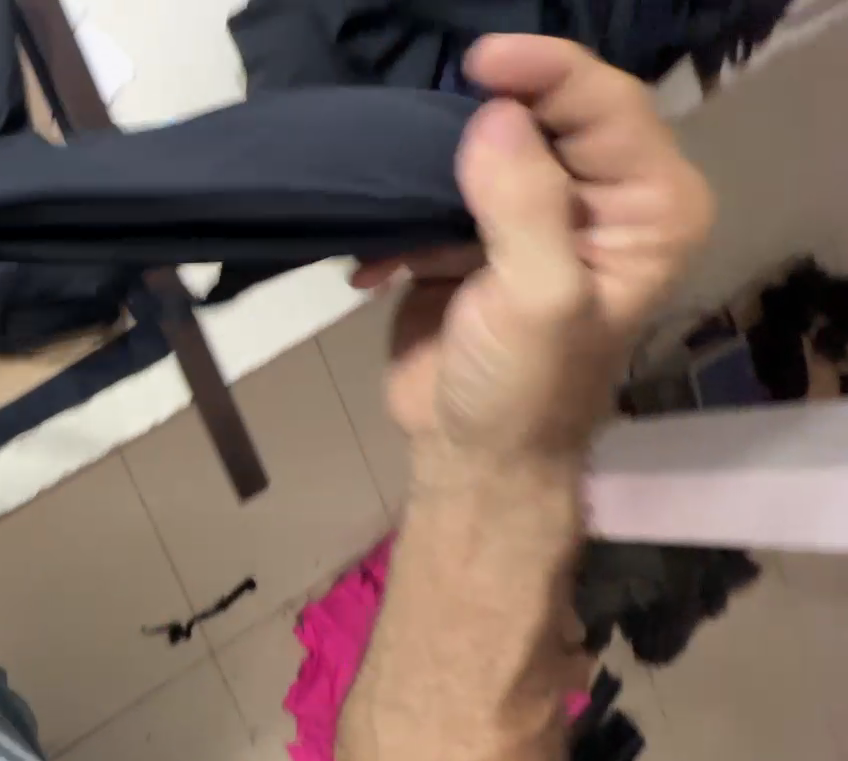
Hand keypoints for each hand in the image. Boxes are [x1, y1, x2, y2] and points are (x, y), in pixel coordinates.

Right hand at [355, 36, 713, 476]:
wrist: (465, 447)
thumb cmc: (521, 384)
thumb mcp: (534, 296)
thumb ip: (521, 205)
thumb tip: (489, 117)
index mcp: (642, 208)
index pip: (604, 113)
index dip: (548, 76)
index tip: (481, 61)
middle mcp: (588, 208)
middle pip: (540, 131)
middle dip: (481, 123)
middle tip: (417, 122)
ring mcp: (518, 232)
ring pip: (475, 171)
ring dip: (421, 187)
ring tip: (382, 204)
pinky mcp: (459, 258)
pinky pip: (427, 218)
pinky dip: (391, 236)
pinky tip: (369, 270)